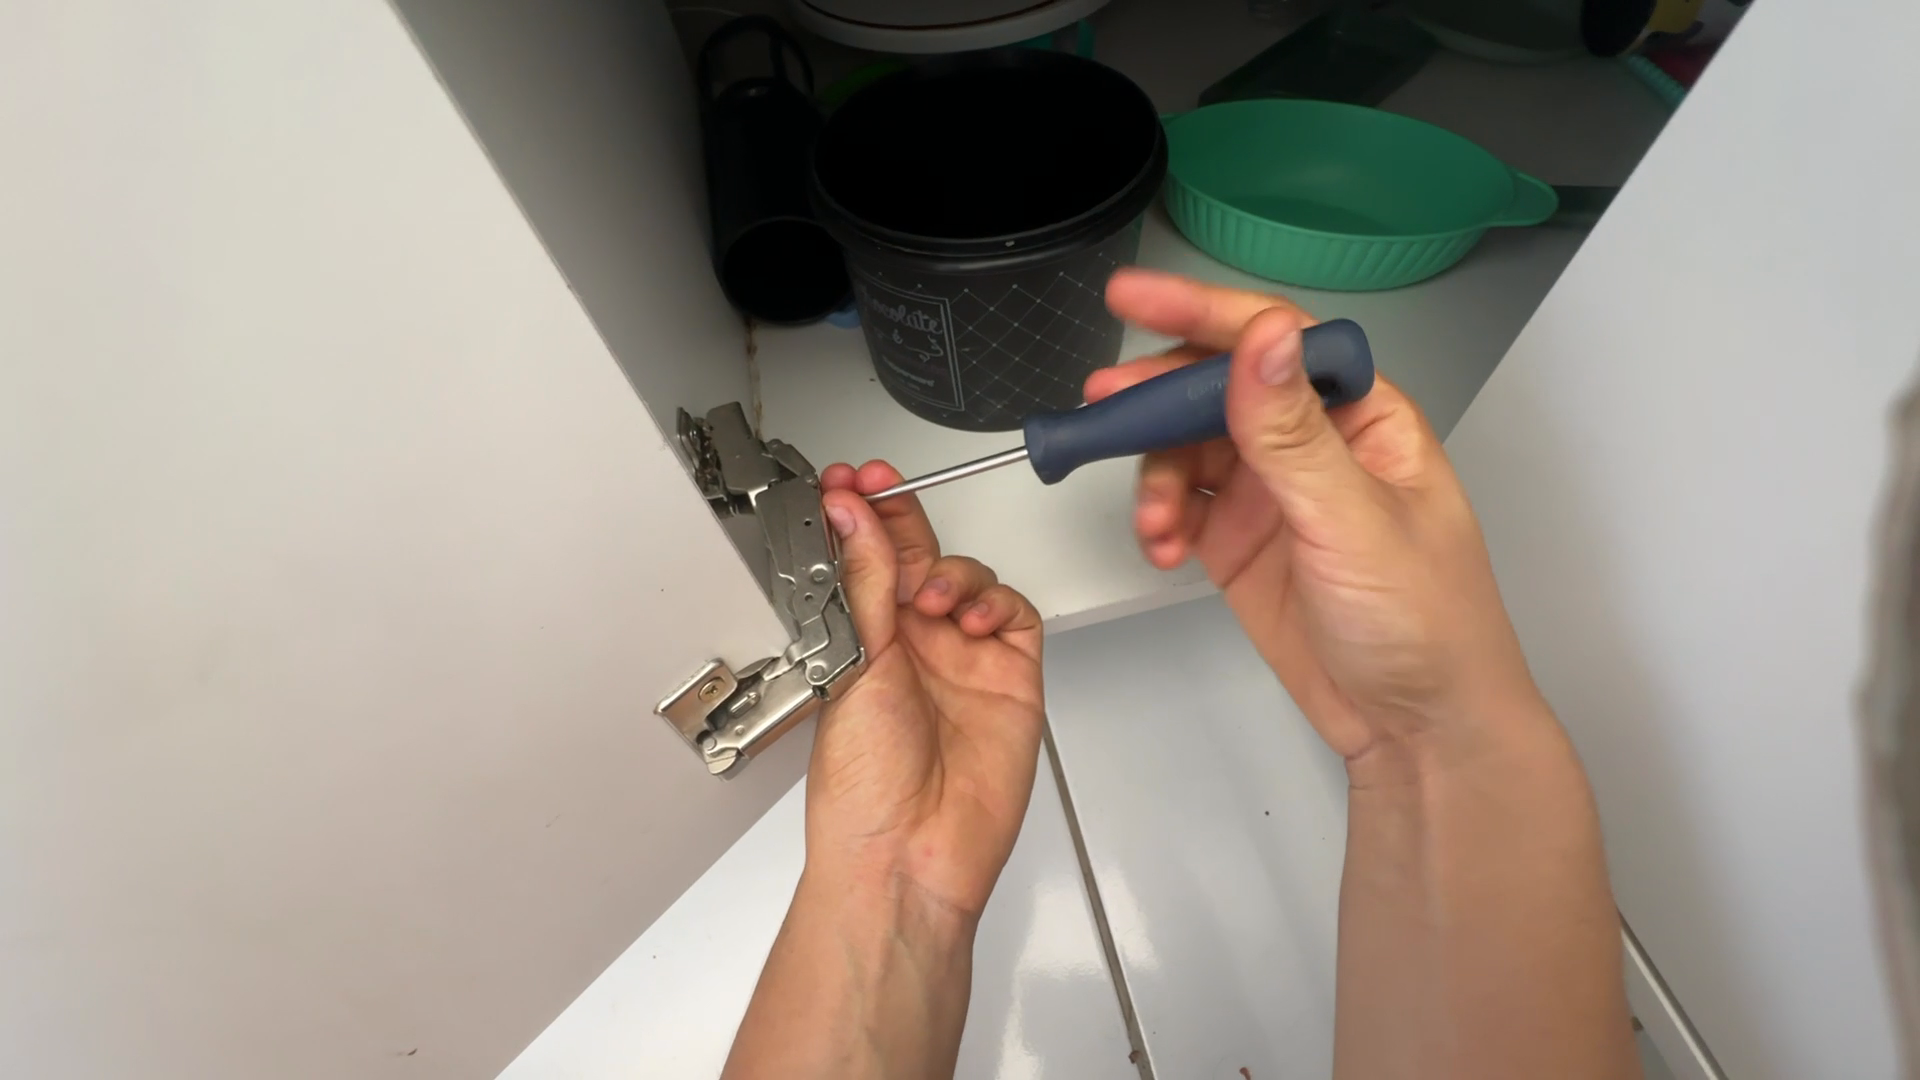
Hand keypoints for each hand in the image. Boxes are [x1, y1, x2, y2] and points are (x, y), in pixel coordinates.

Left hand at [809, 461, 1045, 919]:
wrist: (913, 850)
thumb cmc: (865, 782)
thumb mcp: (856, 663)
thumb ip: (865, 581)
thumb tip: (852, 515)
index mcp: (865, 642)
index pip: (868, 560)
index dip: (862, 516)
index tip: (850, 480)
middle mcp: (913, 644)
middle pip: (916, 556)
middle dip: (902, 517)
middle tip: (882, 486)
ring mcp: (963, 656)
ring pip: (969, 576)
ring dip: (952, 571)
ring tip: (932, 597)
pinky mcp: (1009, 674)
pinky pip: (1013, 612)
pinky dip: (995, 600)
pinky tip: (972, 619)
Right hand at [1089, 270, 1545, 781]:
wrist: (1411, 724)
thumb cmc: (1421, 622)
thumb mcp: (1351, 521)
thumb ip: (1292, 433)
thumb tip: (1262, 338)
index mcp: (1355, 416)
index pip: (1269, 343)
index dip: (1197, 313)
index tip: (1130, 296)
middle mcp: (1305, 443)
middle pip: (1210, 393)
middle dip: (1152, 402)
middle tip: (1101, 411)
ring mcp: (1266, 491)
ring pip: (1182, 450)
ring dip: (1153, 482)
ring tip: (1156, 527)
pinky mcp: (1235, 536)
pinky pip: (1178, 504)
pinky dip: (1158, 521)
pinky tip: (1164, 548)